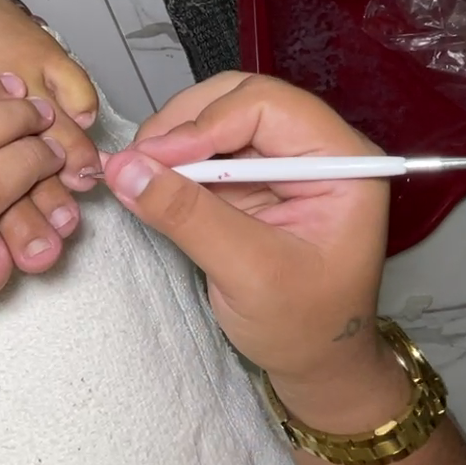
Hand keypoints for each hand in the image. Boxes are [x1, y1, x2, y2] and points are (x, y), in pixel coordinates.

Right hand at [100, 73, 389, 391]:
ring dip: (171, 139)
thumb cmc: (305, 326)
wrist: (314, 363)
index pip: (269, 106)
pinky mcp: (249, 181)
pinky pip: (204, 151)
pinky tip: (148, 181)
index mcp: (341, 162)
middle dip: (184, 123)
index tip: (155, 158)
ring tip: (137, 171)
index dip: (207, 123)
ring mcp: (278, 163)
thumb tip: (124, 169)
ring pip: (215, 118)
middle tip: (139, 159)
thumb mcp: (248, 273)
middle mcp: (312, 150)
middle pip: (239, 100)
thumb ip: (188, 217)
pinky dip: (171, 161)